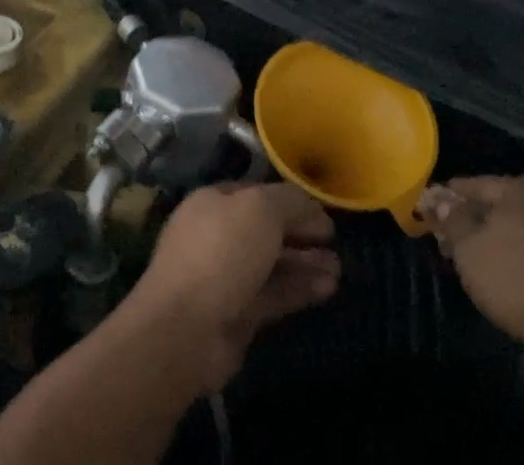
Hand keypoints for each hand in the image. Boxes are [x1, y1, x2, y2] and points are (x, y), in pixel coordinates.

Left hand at [120, 183, 339, 392]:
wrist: (184, 329)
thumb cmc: (221, 253)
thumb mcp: (260, 209)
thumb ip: (290, 201)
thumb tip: (313, 210)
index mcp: (212, 203)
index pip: (256, 194)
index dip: (290, 201)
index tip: (323, 212)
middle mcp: (216, 237)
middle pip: (266, 231)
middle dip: (302, 235)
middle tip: (335, 242)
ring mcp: (224, 277)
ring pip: (272, 265)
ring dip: (306, 264)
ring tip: (339, 269)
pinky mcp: (236, 314)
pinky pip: (273, 295)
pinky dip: (300, 290)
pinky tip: (328, 289)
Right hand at [419, 172, 523, 361]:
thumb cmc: (520, 281)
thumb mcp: (470, 251)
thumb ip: (453, 220)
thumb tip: (440, 198)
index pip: (475, 185)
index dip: (448, 199)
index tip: (429, 209)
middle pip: (502, 204)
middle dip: (475, 220)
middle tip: (451, 241)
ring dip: (501, 237)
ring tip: (480, 260)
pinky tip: (515, 271)